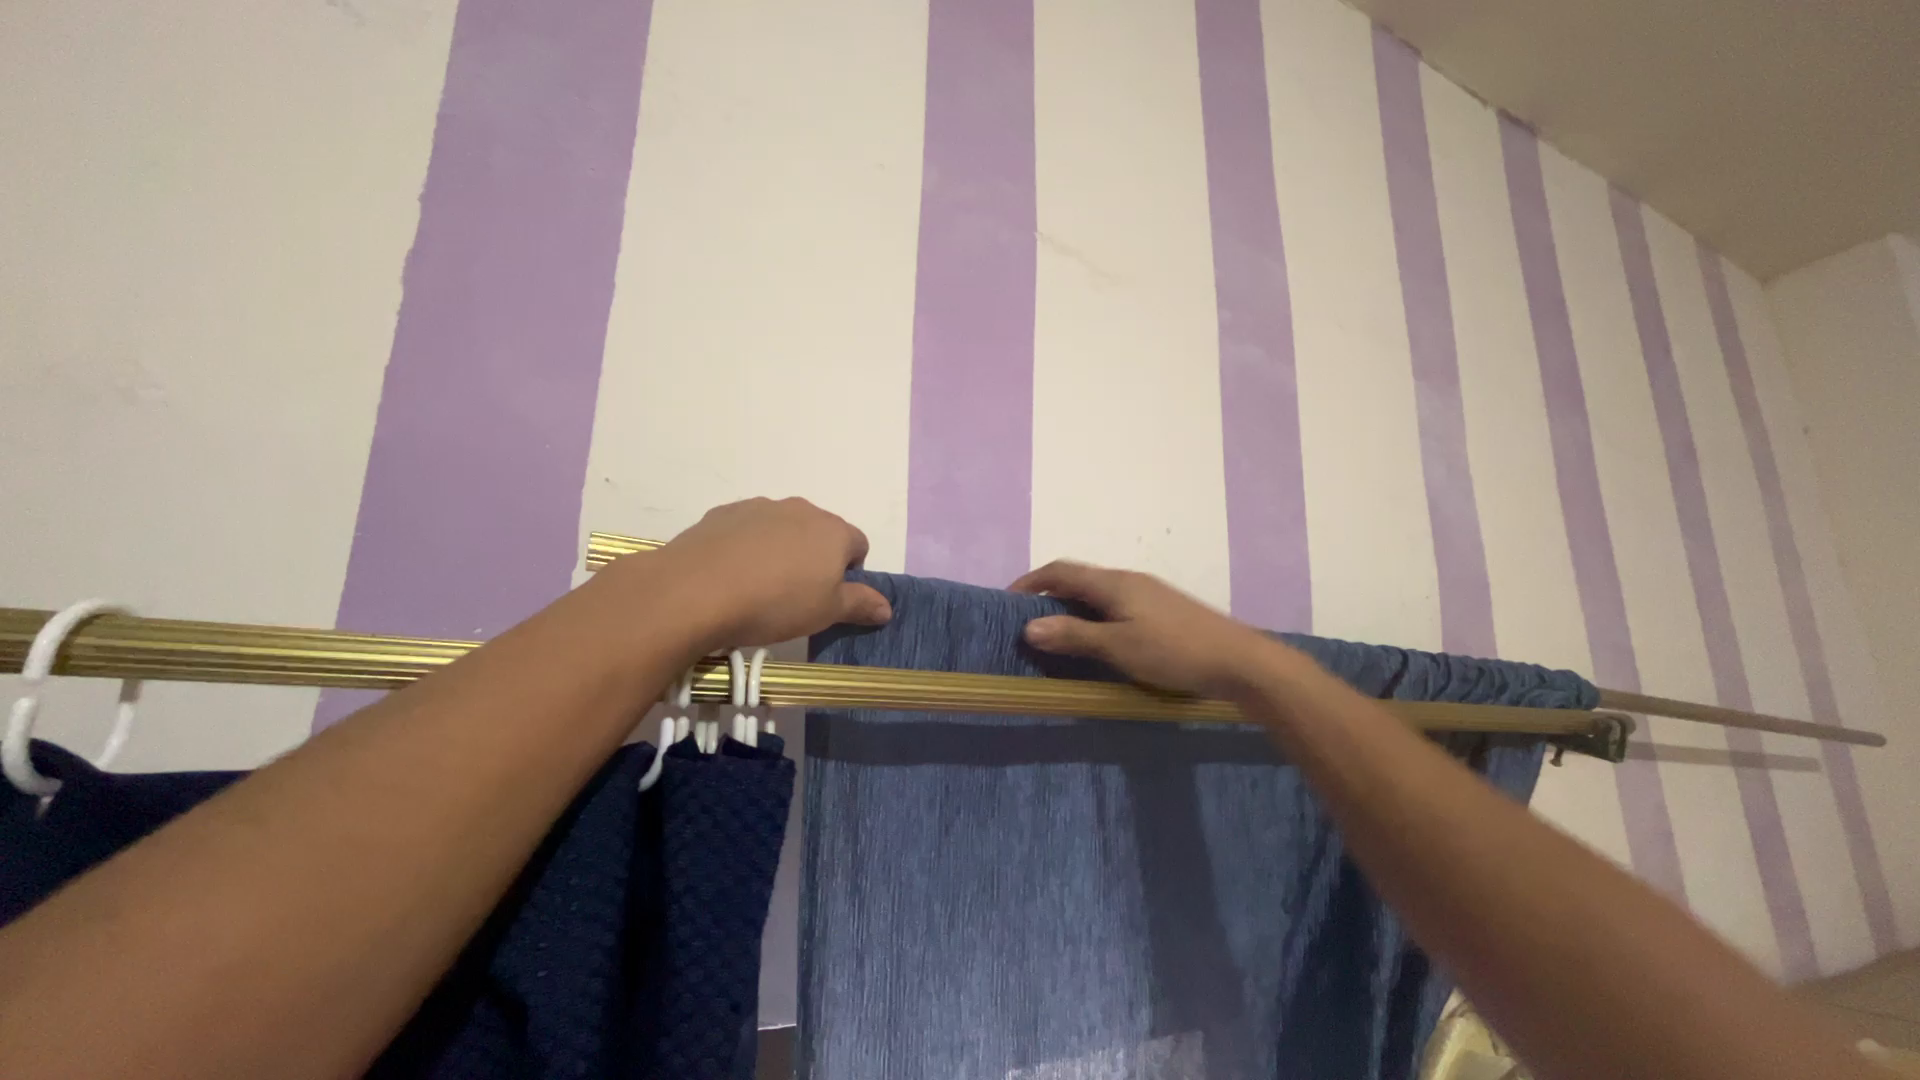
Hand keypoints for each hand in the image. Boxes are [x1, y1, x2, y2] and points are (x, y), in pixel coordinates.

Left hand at [644, 497, 891, 646]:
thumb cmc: (776, 603)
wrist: (697, 590)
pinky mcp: (723, 513)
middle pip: (820, 532)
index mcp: (834, 531)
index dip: (850, 572)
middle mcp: (801, 509)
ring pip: (782, 528)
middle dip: (814, 558)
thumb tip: (888, 607)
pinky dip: (746, 547)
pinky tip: (731, 574)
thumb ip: (860, 604)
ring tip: (759, 586)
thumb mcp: (826, 613)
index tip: (830, 598)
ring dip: (780, 550)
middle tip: (796, 595)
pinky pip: (746, 529)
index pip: (858, 545)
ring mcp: (760, 507)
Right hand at [1009, 560, 1299, 697]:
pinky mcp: (1162, 610)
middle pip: (1079, 578)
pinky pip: (1115, 604)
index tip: (1007, 600)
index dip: (1031, 581)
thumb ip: (1074, 635)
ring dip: (1072, 606)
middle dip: (1049, 594)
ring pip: (1098, 592)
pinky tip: (1098, 639)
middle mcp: (1128, 580)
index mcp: (1113, 582)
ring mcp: (1148, 593)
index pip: (1061, 571)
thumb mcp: (1118, 647)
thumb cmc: (1174, 651)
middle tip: (1027, 621)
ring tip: (1056, 633)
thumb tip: (1029, 625)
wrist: (1240, 661)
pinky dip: (1094, 615)